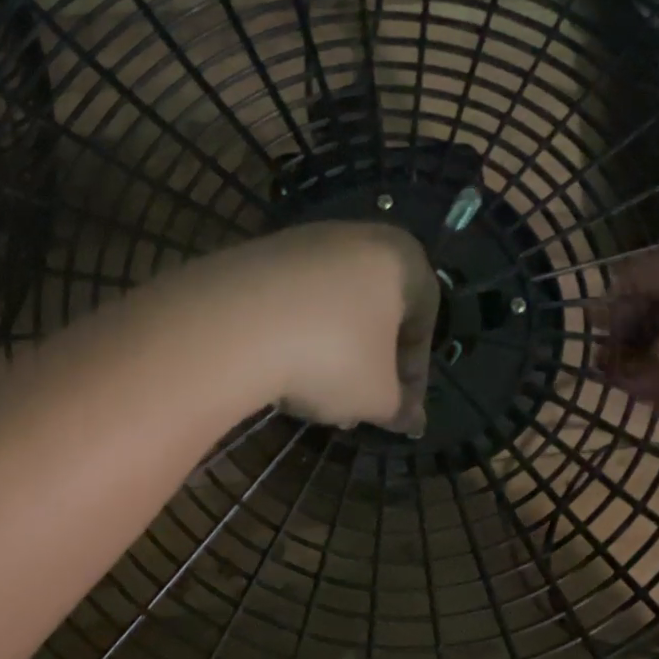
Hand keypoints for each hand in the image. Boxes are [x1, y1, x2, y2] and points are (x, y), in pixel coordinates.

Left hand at [141, 221, 437, 434]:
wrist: (234, 325)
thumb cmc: (331, 357)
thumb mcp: (376, 396)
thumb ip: (399, 408)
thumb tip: (413, 421)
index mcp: (402, 259)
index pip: (425, 318)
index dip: (414, 372)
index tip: (398, 408)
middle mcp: (357, 237)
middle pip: (374, 309)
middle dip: (368, 364)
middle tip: (355, 405)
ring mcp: (302, 242)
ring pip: (330, 306)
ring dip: (329, 353)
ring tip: (313, 396)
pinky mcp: (256, 255)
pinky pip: (290, 301)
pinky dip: (293, 335)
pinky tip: (278, 372)